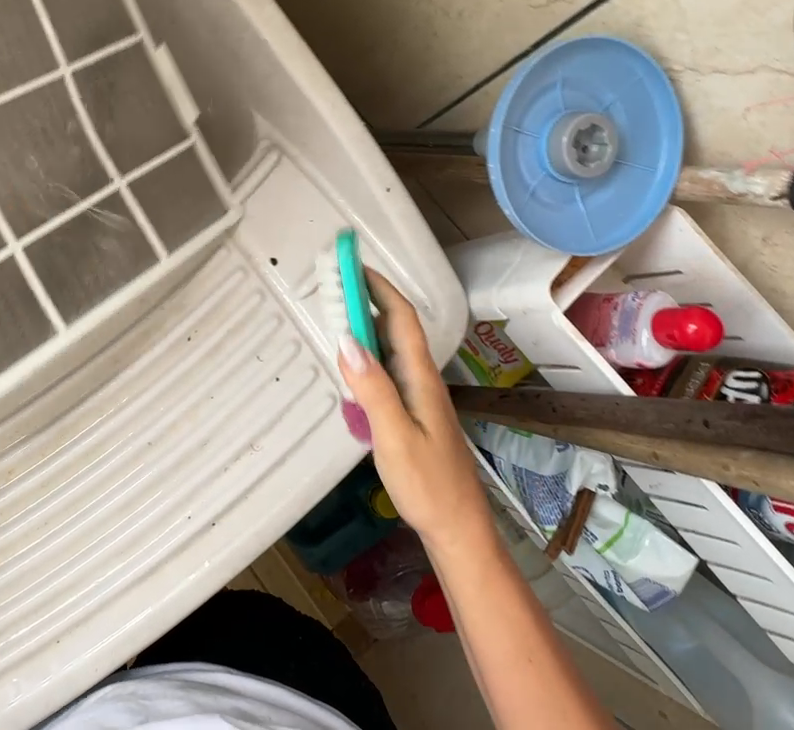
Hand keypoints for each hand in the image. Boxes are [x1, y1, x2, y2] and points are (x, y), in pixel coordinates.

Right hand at [337, 270, 481, 550]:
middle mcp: (421, 380)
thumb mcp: (395, 436)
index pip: (401, 318)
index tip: (352, 265)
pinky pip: (387, 370)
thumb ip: (372, 388)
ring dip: (366, 325)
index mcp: (420, 379)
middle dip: (368, 299)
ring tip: (337, 313)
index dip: (379, 287)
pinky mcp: (413, 413)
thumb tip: (346, 339)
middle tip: (335, 283)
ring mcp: (419, 397)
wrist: (458, 528)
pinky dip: (367, 354)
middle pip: (396, 328)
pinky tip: (351, 364)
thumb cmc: (427, 484)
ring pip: (391, 348)